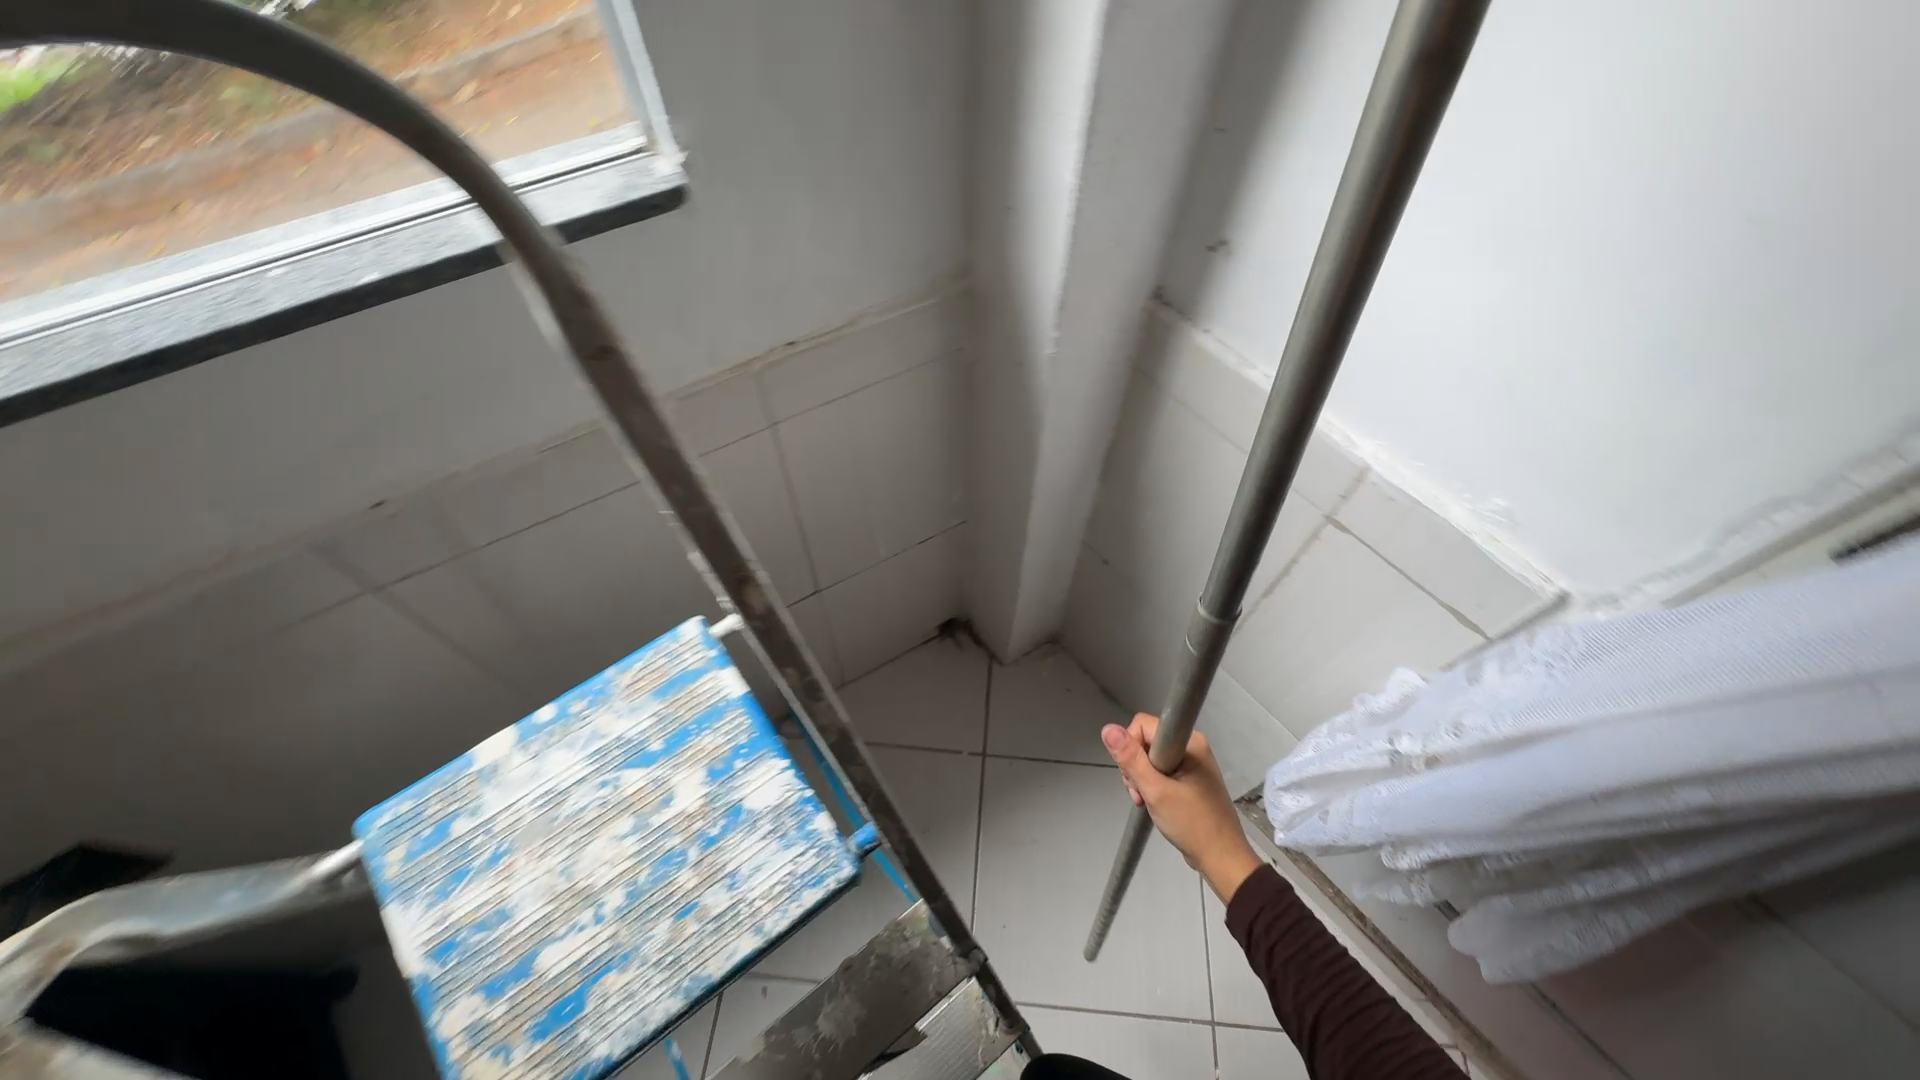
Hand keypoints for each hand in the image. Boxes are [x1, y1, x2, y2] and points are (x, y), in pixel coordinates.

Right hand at [1102, 713, 1263, 903]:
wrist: (1220, 858)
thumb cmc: (1191, 824)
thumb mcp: (1155, 791)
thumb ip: (1131, 759)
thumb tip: (1108, 729)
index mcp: (1189, 742)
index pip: (1143, 726)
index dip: (1132, 748)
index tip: (1136, 777)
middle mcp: (1191, 746)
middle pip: (1145, 742)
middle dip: (1135, 768)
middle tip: (1142, 794)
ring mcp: (1191, 763)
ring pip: (1149, 759)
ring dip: (1141, 780)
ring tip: (1147, 802)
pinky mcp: (1189, 778)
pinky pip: (1160, 771)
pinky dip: (1151, 786)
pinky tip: (1153, 803)